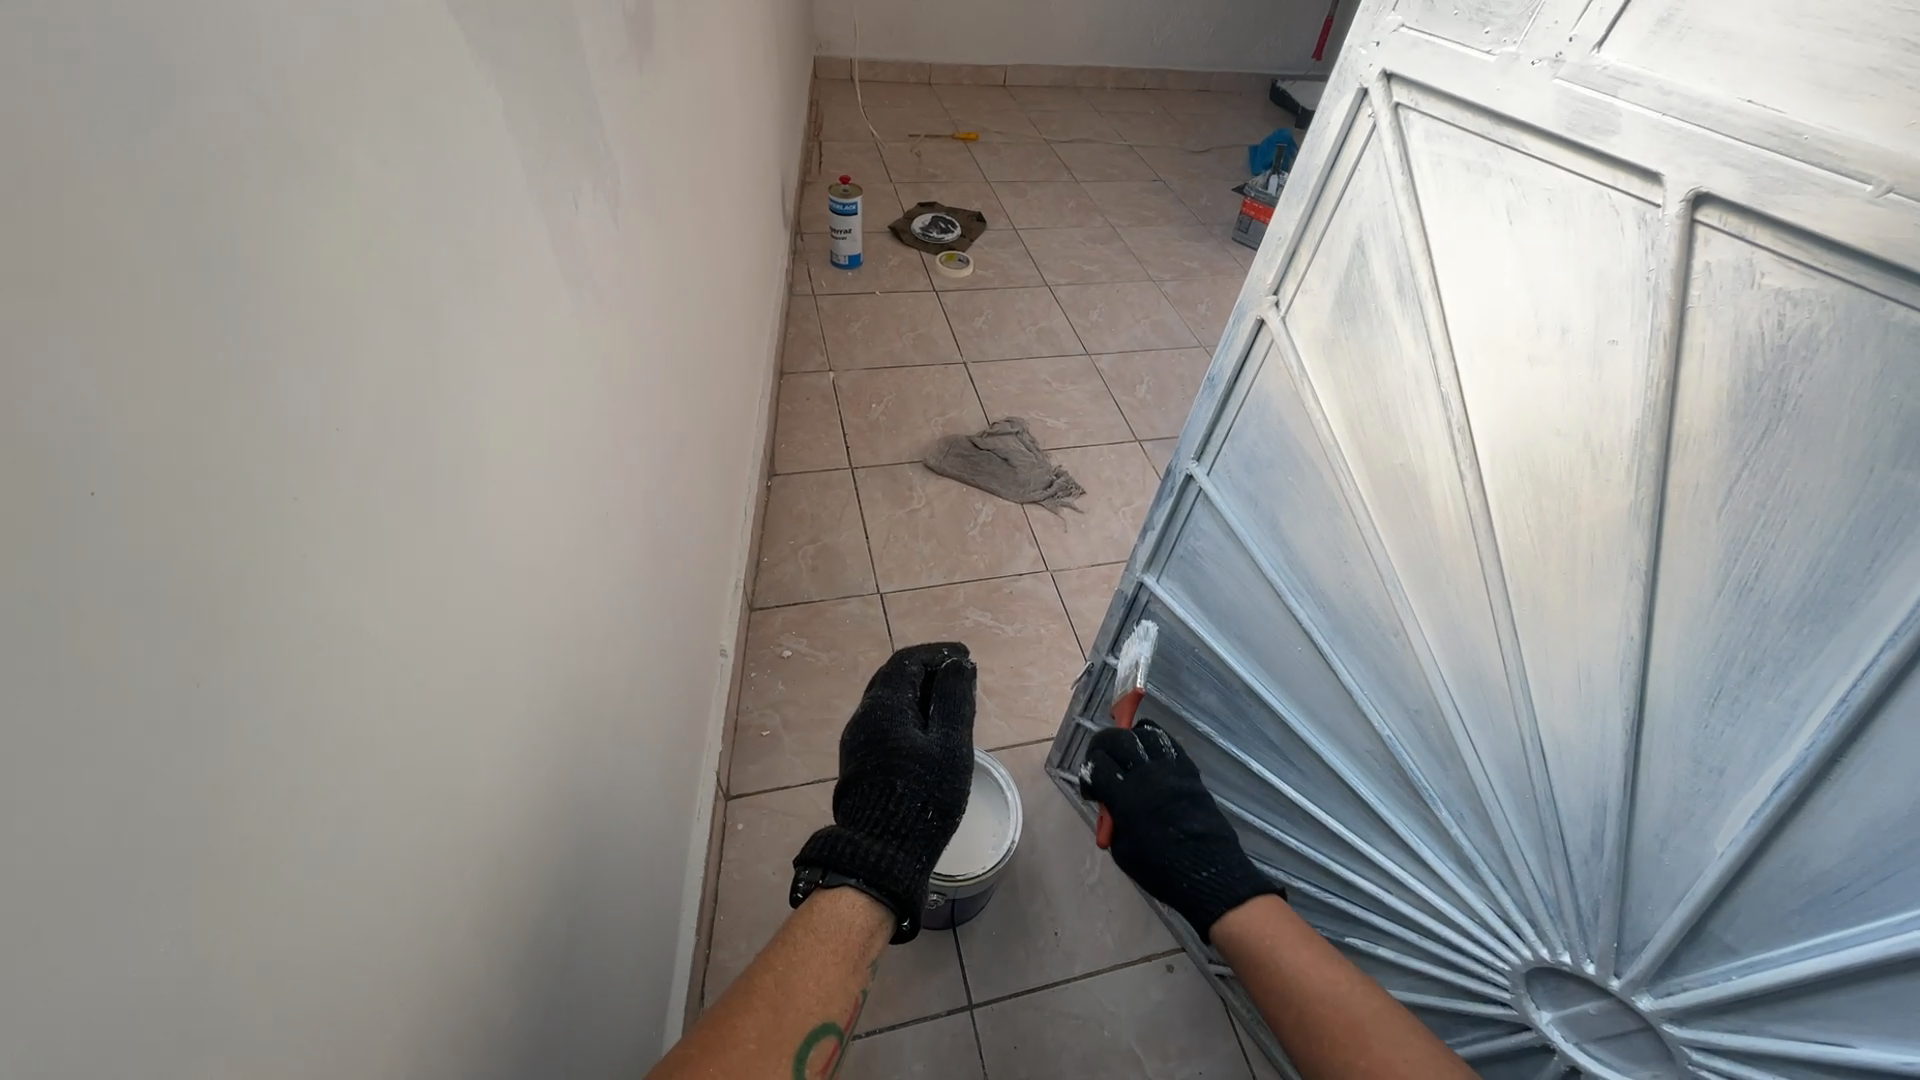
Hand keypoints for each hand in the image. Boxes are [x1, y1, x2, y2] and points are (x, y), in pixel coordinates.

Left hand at [793, 643, 976, 942]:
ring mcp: (859, 741)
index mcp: (883, 705)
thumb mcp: (949, 744)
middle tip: (960, 677)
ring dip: (919, 695)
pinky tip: (930, 732)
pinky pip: (887, 723)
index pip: (908, 661)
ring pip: (890, 703)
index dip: (938, 653)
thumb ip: (954, 699)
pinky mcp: (861, 762)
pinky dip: (911, 715)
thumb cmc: (922, 796)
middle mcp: (864, 717)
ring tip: (950, 703)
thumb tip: (958, 664)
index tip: (965, 657)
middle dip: (929, 672)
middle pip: (895, 679)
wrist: (879, 852)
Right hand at [1079, 719, 1281, 941]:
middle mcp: (1146, 777)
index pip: (1096, 766)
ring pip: (1145, 734)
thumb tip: (1111, 804)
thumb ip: (1113, 820)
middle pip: (1117, 740)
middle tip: (1101, 756)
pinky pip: (1170, 744)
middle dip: (1103, 744)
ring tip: (1127, 750)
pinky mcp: (1190, 772)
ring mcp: (1170, 771)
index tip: (1092, 788)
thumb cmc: (1161, 871)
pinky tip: (1150, 752)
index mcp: (1125, 799)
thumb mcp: (1123, 850)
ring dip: (1131, 737)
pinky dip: (1155, 741)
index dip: (1088, 773)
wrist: (1209, 874)